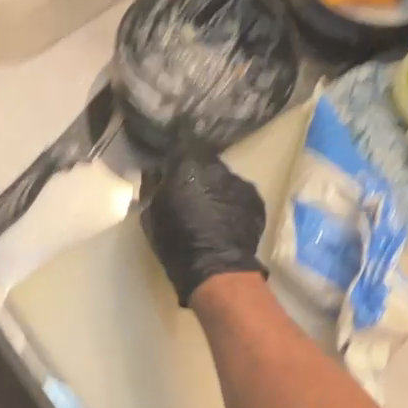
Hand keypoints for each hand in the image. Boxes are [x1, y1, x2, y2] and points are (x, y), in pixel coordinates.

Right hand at [140, 151, 267, 305]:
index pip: (184, 137)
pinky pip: (239, 195)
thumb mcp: (150, 214)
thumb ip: (153, 186)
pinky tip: (224, 220)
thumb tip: (155, 170)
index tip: (175, 138)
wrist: (215, 269)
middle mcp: (218, 167)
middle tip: (189, 186)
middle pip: (206, 159)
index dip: (179, 137)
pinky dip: (231, 202)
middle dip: (197, 168)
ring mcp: (241, 183)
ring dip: (215, 186)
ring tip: (209, 207)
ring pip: (224, 177)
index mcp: (188, 166)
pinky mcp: (256, 201)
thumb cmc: (175, 242)